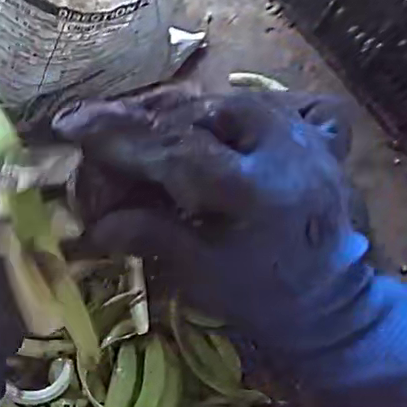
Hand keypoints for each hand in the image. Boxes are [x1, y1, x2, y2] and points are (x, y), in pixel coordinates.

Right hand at [53, 87, 406, 406]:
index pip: (172, 147)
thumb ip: (150, 235)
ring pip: (229, 100)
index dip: (117, 135)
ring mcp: (308, 137)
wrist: (335, 306)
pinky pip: (282, 103)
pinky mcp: (321, 139)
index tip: (71, 124)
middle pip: (194, 113)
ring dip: (180, 113)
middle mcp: (284, 148)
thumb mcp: (200, 273)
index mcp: (255, 189)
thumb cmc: (263, 296)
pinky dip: (243, 109)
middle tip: (101, 137)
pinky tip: (219, 127)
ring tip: (143, 131)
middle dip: (140, 123)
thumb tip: (94, 225)